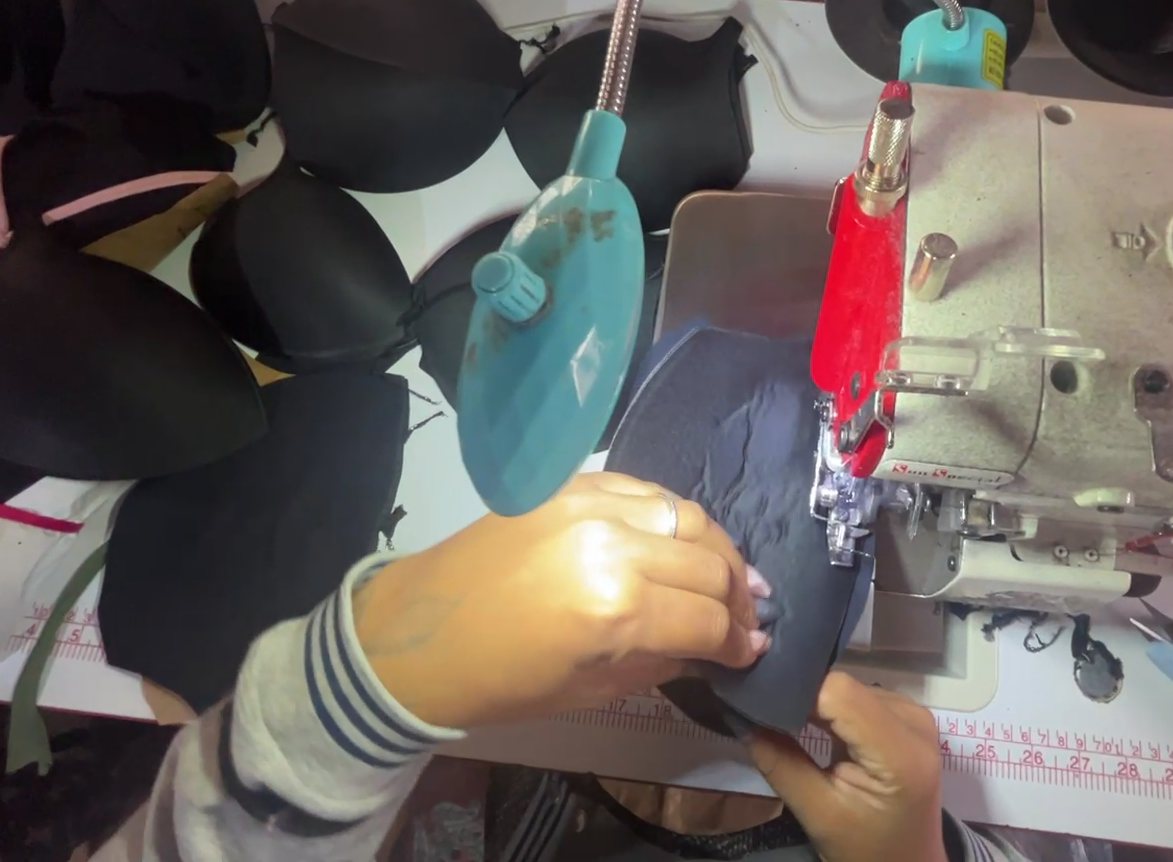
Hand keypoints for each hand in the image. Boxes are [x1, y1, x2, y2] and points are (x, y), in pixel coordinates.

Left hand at [351, 472, 769, 728]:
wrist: (420, 632)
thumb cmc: (500, 680)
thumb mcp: (589, 690)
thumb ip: (662, 661)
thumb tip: (716, 647)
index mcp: (613, 610)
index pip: (705, 620)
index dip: (737, 640)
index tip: (751, 650)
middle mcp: (612, 544)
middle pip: (708, 562)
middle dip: (739, 597)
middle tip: (750, 617)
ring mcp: (592, 502)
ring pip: (687, 515)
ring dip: (720, 548)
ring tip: (734, 574)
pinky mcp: (575, 481)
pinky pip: (647, 489)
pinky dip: (675, 515)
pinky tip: (686, 537)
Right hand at [748, 672, 947, 861]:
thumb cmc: (867, 852)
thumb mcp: (819, 815)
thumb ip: (781, 764)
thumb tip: (743, 716)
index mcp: (899, 751)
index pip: (838, 692)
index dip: (797, 690)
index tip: (759, 700)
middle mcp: (913, 720)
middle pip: (844, 686)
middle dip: (801, 695)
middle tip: (760, 707)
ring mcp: (913, 714)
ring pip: (848, 686)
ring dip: (815, 699)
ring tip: (781, 714)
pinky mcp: (906, 715)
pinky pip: (859, 695)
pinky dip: (831, 706)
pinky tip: (810, 720)